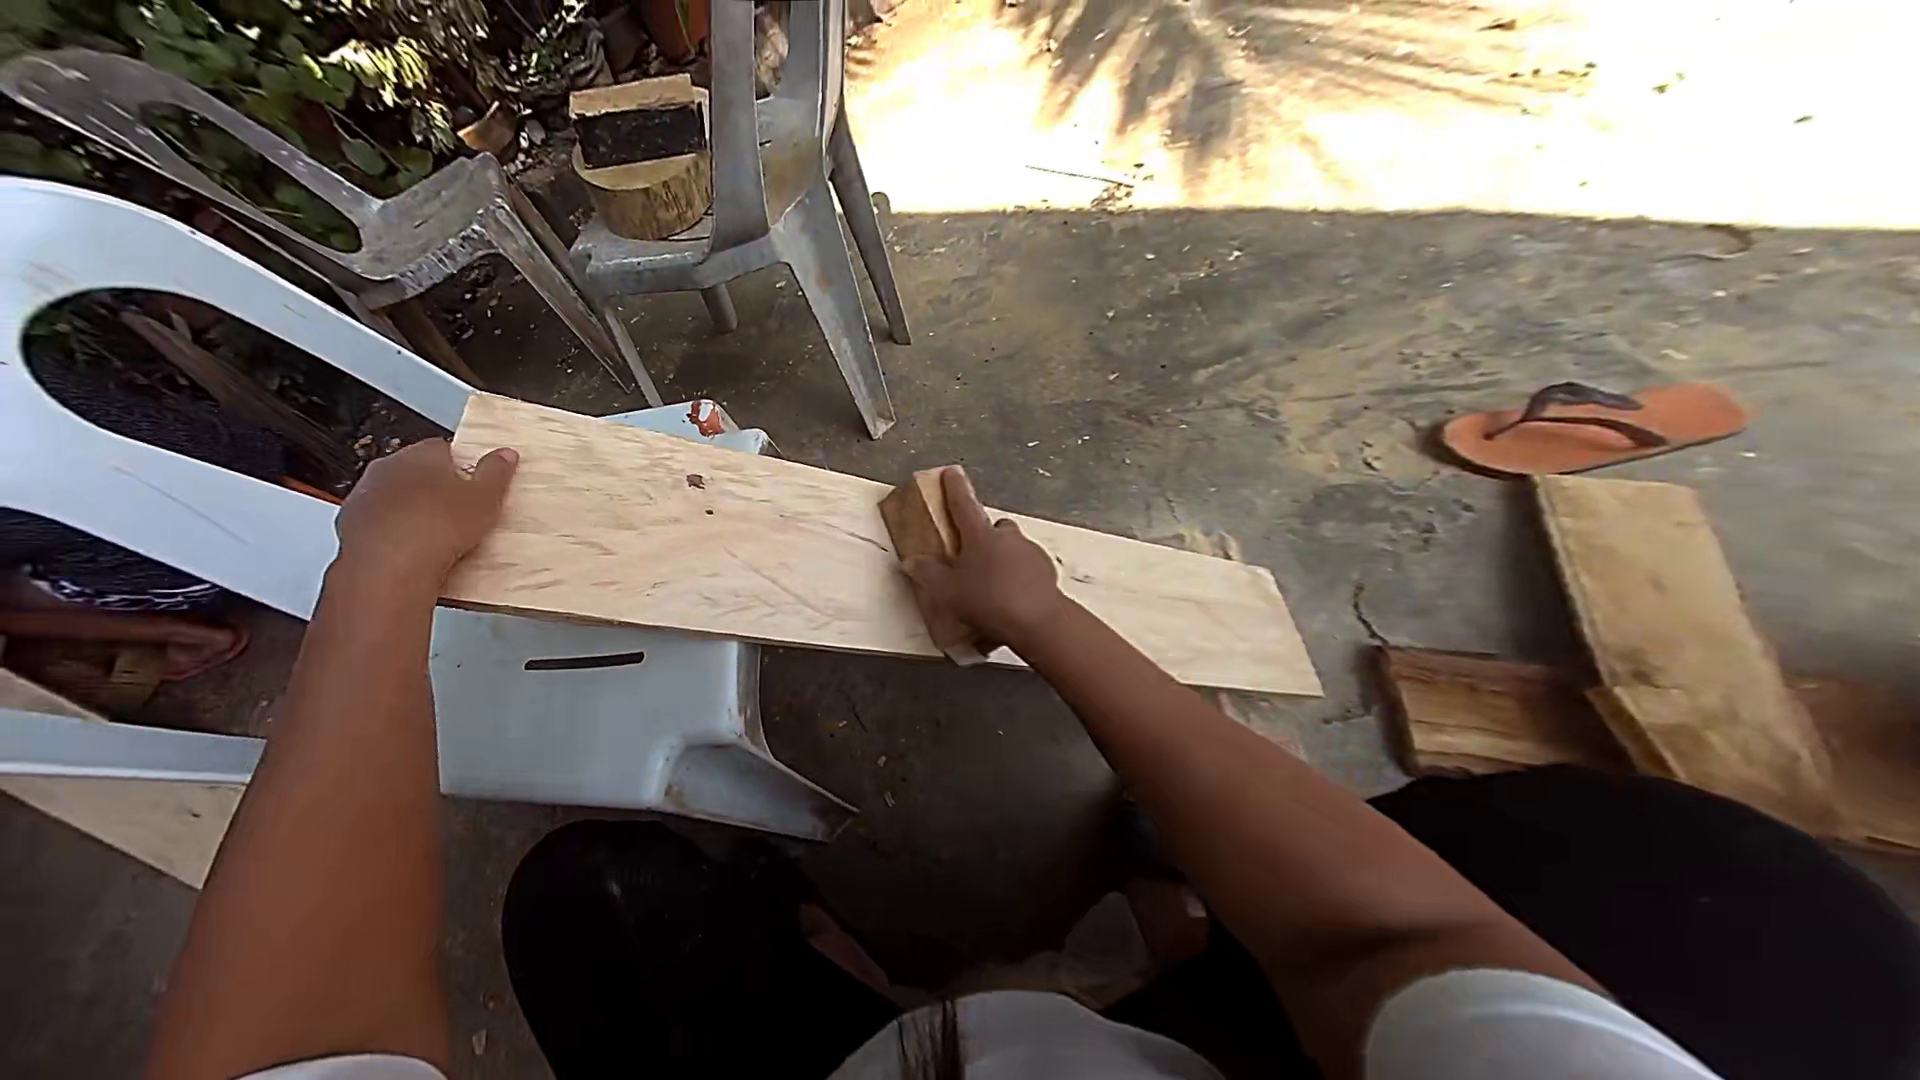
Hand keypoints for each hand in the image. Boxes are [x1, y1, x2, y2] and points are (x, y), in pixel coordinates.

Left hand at [335, 439, 517, 580]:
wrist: (390, 565)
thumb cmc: (439, 525)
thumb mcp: (486, 498)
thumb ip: (496, 472)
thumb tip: (505, 454)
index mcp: (420, 455)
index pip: (444, 448)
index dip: (464, 465)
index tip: (477, 484)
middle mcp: (387, 468)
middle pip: (418, 471)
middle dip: (438, 486)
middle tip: (464, 510)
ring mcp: (364, 495)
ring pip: (398, 496)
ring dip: (416, 508)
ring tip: (442, 533)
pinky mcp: (351, 524)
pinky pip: (382, 521)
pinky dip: (397, 529)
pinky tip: (417, 547)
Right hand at [901, 467, 1070, 649]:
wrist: (1038, 622)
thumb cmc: (988, 601)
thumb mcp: (947, 591)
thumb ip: (927, 574)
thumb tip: (912, 562)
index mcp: (980, 536)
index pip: (963, 504)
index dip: (954, 488)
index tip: (951, 472)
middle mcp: (1008, 538)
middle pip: (995, 527)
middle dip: (985, 536)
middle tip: (973, 557)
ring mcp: (1031, 553)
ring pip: (1013, 548)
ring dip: (1003, 559)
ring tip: (991, 587)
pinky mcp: (1047, 573)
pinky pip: (1028, 570)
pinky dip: (1018, 578)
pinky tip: (1009, 600)